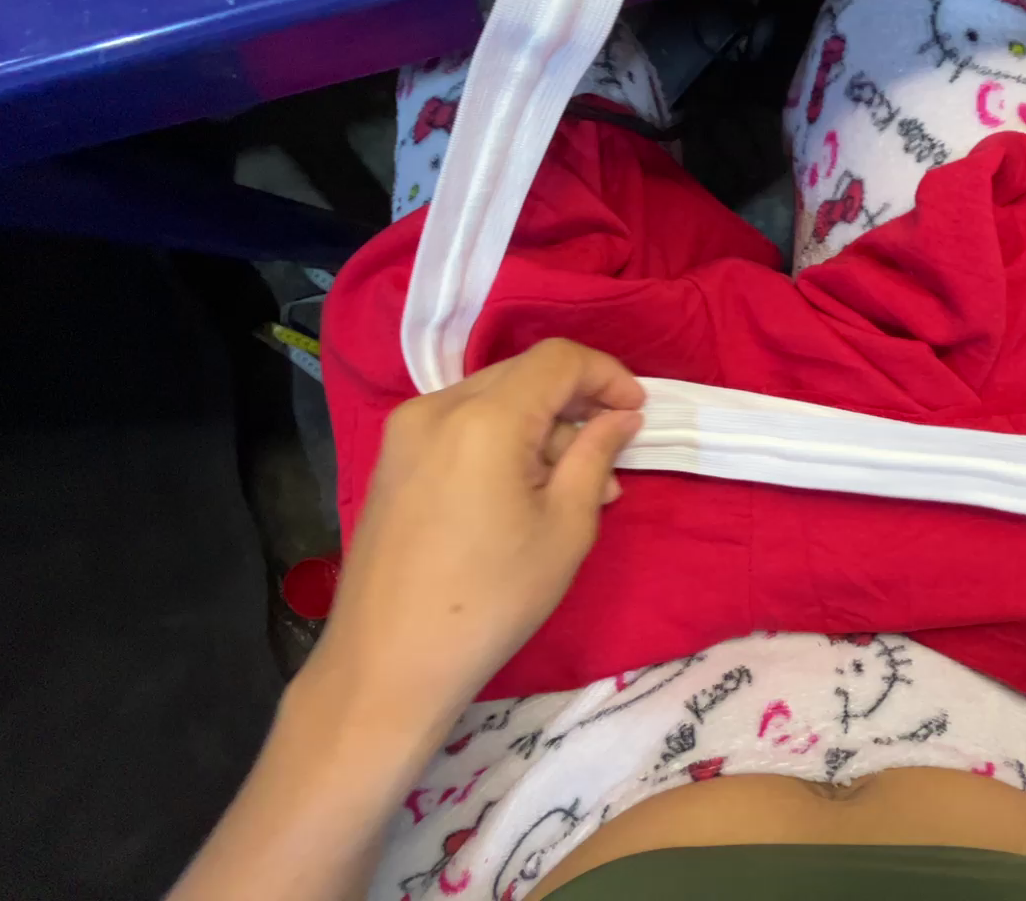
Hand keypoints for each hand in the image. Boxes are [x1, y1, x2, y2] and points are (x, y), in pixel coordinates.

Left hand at [309, 339, 645, 741]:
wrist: (388, 666)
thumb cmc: (492, 599)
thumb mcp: (565, 527)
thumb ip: (596, 454)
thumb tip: (621, 416)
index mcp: (484, 420)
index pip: (558, 359)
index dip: (606, 374)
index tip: (637, 411)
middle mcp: (437, 408)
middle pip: (525, 375)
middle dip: (576, 404)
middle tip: (610, 456)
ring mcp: (406, 432)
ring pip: (495, 400)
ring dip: (543, 428)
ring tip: (575, 488)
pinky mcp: (394, 459)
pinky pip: (464, 426)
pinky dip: (506, 441)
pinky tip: (524, 491)